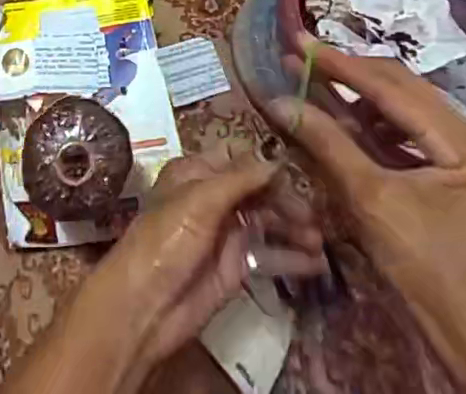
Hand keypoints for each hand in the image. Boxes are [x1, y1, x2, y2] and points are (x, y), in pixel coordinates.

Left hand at [0, 146, 323, 393]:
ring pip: (268, 221)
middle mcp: (214, 196)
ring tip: (321, 240)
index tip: (305, 165)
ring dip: (295, 228)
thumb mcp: (199, 200)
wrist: (144, 307)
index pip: (240, 156)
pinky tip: (317, 264)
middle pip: (259, 189)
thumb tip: (276, 157)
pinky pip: (269, 255)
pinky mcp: (236, 266)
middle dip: (288, 199)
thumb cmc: (165, 240)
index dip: (269, 161)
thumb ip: (240, 178)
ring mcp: (226, 232)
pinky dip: (292, 257)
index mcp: (197, 171)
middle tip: (317, 214)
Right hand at [267, 43, 465, 393]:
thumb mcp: (375, 208)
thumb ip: (329, 146)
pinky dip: (385, 136)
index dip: (342, 64)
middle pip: (409, 94)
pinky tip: (356, 133)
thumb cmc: (436, 284)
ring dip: (368, 105)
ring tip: (324, 92)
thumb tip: (281, 102)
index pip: (396, 88)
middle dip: (353, 76)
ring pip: (414, 118)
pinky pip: (422, 145)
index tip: (300, 42)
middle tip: (306, 60)